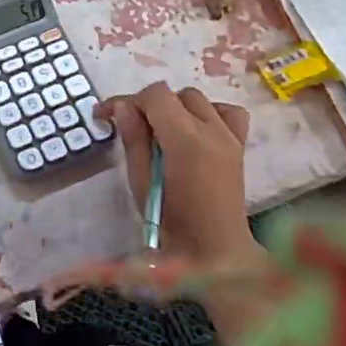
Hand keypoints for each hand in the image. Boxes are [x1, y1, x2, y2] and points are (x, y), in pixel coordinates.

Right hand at [100, 84, 262, 272]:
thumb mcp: (140, 183)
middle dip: (147, 104)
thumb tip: (123, 108)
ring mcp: (229, 137)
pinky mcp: (239, 146)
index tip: (105, 116)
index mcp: (185, 140)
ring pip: (199, 99)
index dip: (126, 100)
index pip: (155, 96)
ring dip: (176, 107)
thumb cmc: (171, 223)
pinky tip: (195, 129)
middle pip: (174, 94)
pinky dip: (209, 112)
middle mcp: (211, 131)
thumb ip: (134, 141)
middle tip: (129, 127)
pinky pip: (228, 112)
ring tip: (161, 130)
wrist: (215, 250)